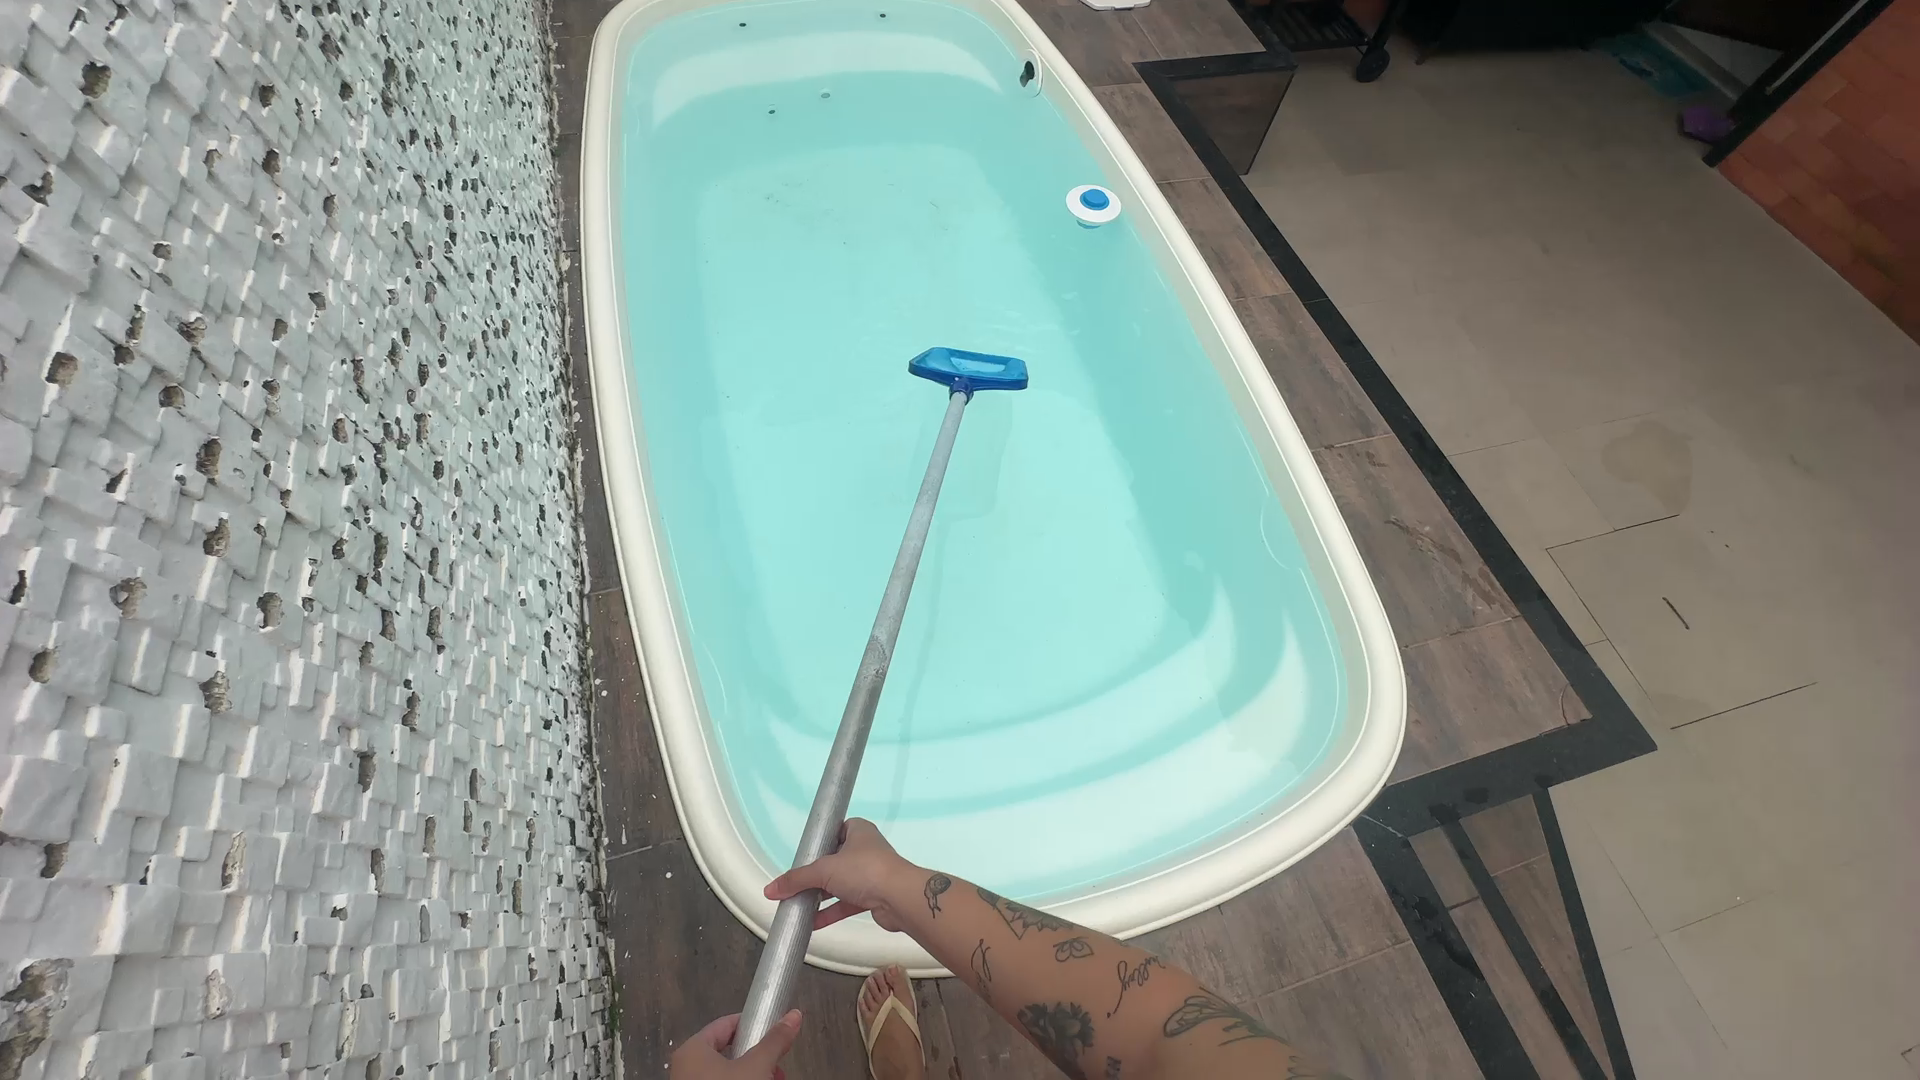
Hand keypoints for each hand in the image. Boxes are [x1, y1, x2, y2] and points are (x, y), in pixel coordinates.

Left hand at [669, 1010, 801, 1077]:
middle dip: (757, 1058)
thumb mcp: (757, 1066)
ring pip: (726, 1075)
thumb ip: (775, 1040)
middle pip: (728, 1052)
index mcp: (693, 1050)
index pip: (726, 1025)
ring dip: (753, 1075)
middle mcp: (685, 1068)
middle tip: (777, 1066)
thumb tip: (794, 1015)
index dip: (752, 1025)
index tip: (773, 1033)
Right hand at [764, 818, 922, 930]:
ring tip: (797, 905)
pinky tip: (811, 923)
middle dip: (815, 874)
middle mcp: (865, 849)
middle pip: (834, 860)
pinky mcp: (872, 896)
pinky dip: (830, 912)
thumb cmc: (863, 870)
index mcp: (858, 831)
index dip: (818, 842)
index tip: (802, 856)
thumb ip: (797, 879)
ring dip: (821, 895)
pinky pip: (846, 902)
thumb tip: (769, 890)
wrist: (898, 898)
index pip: (834, 831)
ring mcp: (870, 873)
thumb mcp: (825, 870)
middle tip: (794, 884)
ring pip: (840, 883)